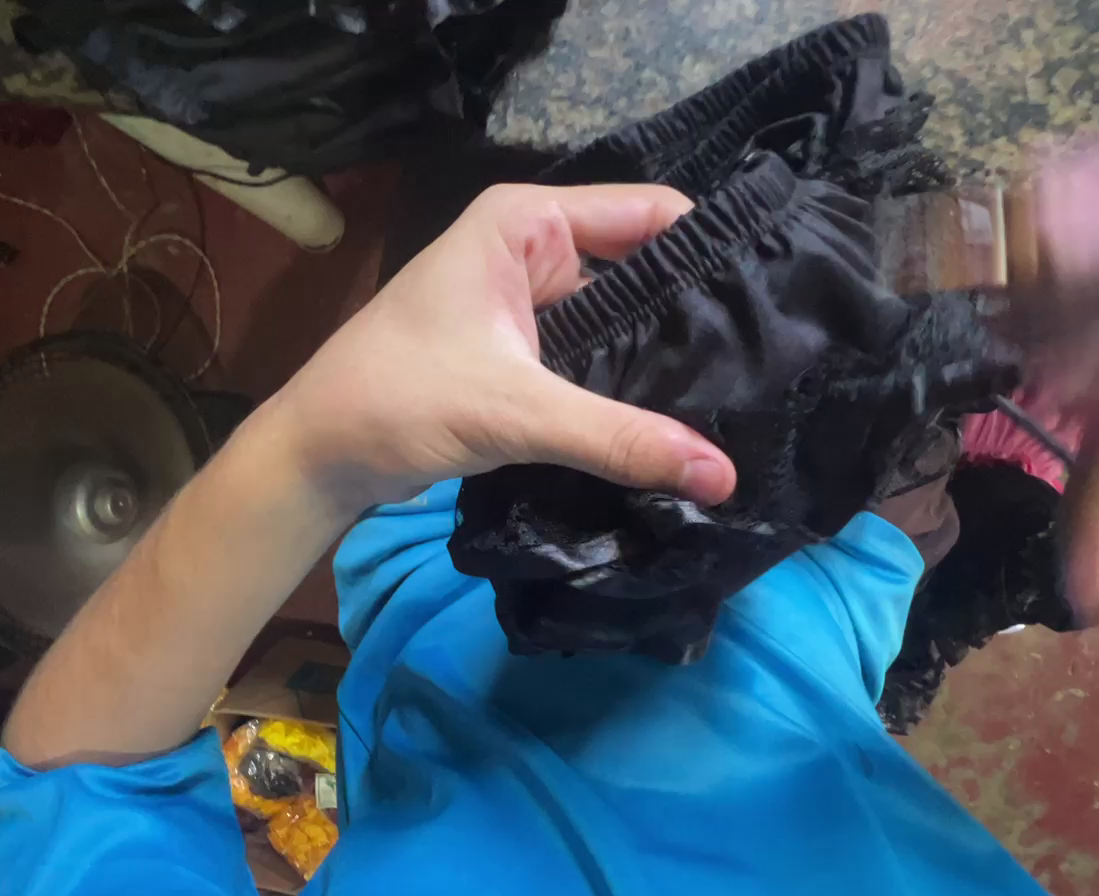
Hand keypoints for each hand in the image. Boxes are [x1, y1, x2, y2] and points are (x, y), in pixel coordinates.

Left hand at [251, 183, 737, 514]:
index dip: (713, 256)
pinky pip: (590, 368)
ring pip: (616, 329)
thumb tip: (721, 475)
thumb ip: (617, 438)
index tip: (777, 306)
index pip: (650, 217)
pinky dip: (622, 395)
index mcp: (527, 224)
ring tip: (736, 404)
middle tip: (768, 372)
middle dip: (691, 322)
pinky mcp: (520, 361)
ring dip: (658, 366)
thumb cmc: (397, 400)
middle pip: (638, 276)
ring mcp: (526, 311)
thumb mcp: (513, 410)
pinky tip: (670, 427)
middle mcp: (532, 255)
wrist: (320, 455)